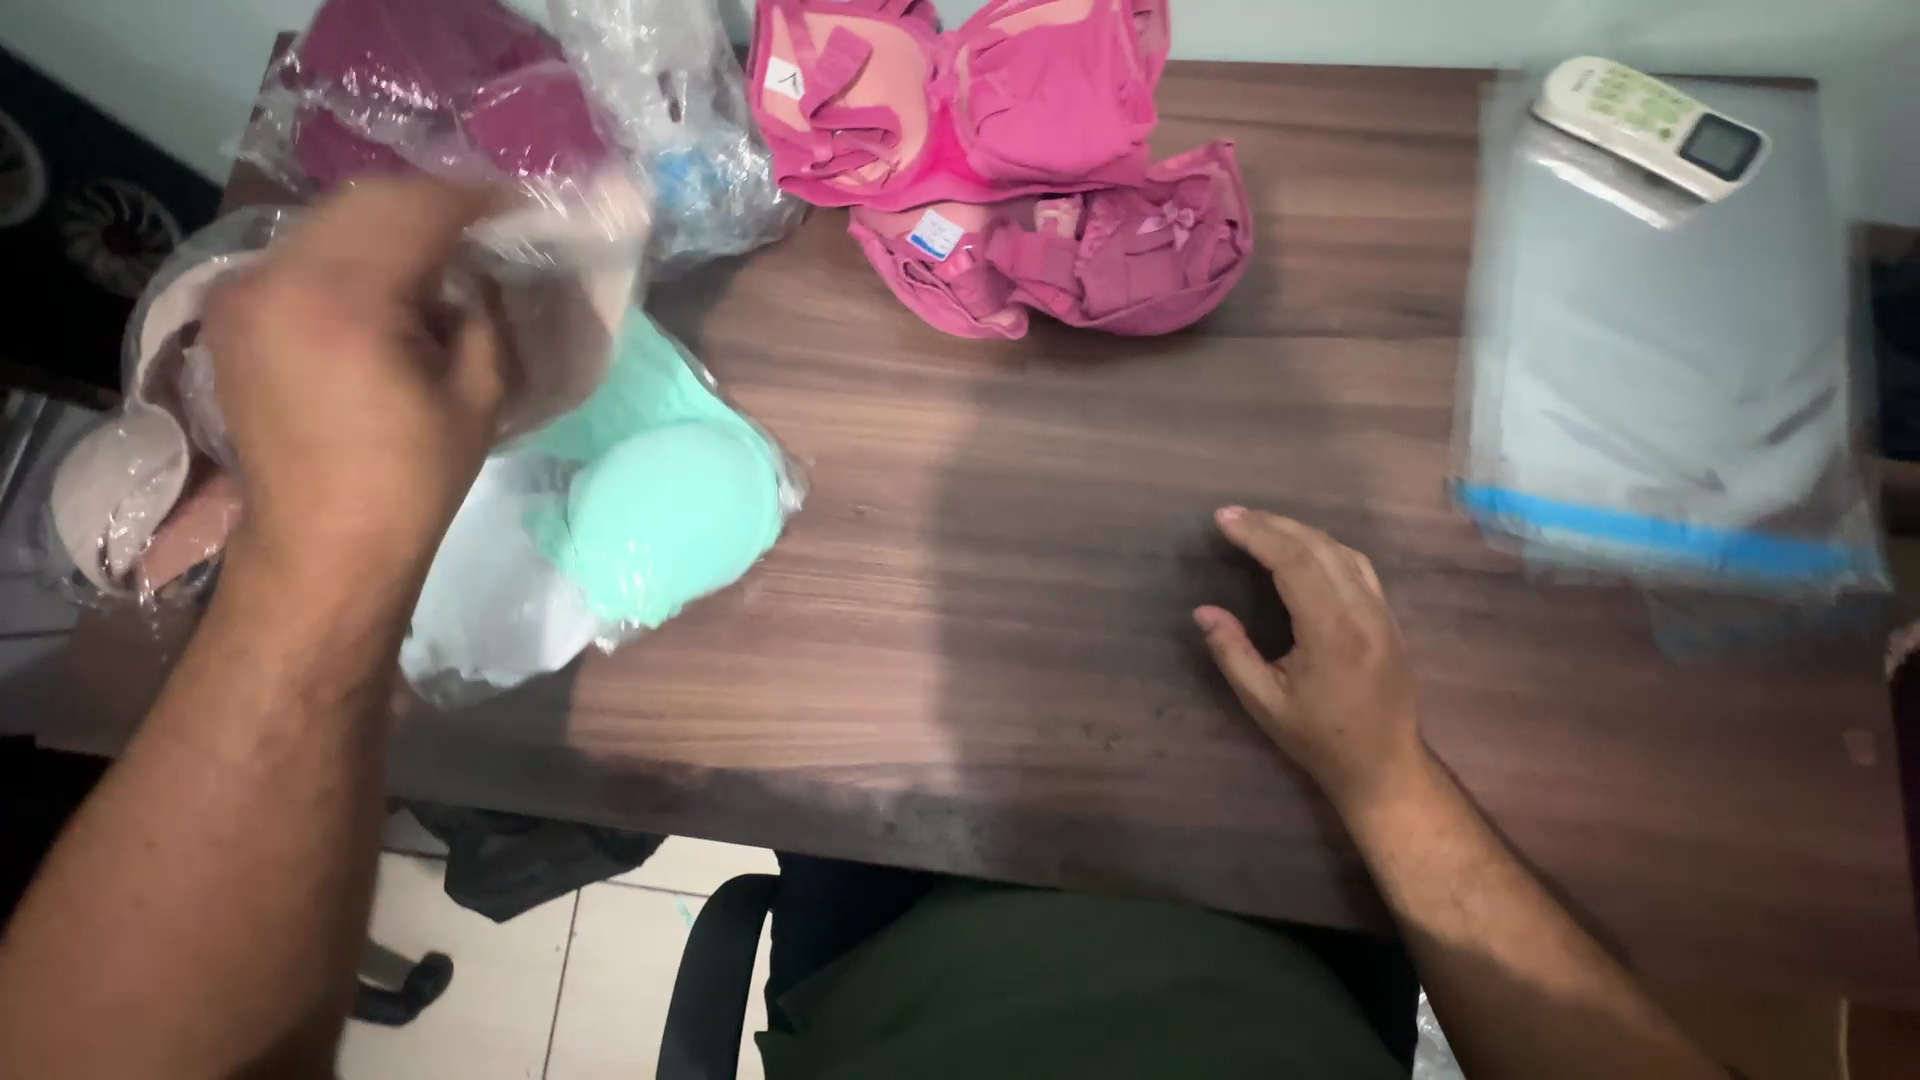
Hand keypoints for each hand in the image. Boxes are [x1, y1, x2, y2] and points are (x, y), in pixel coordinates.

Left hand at [203, 178, 508, 574]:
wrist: (326, 539)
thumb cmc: (416, 478)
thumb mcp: (479, 396)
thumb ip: (482, 319)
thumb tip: (477, 278)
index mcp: (344, 300)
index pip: (416, 211)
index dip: (475, 199)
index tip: (522, 205)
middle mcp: (278, 277)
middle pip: (366, 202)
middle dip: (437, 205)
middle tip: (493, 225)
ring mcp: (245, 291)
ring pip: (331, 222)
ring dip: (396, 226)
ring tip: (451, 251)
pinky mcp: (236, 313)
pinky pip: (307, 254)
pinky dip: (359, 252)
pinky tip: (397, 282)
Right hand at [1195, 507, 1427, 815]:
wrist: (1385, 765)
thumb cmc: (1318, 738)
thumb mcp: (1263, 703)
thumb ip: (1232, 653)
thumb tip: (1203, 611)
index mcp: (1331, 634)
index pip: (1294, 564)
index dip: (1257, 535)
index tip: (1224, 520)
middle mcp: (1362, 613)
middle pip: (1318, 548)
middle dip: (1272, 524)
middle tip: (1232, 515)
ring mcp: (1382, 613)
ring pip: (1342, 551)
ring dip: (1299, 530)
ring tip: (1260, 525)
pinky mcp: (1388, 618)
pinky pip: (1357, 565)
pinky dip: (1324, 546)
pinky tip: (1302, 548)